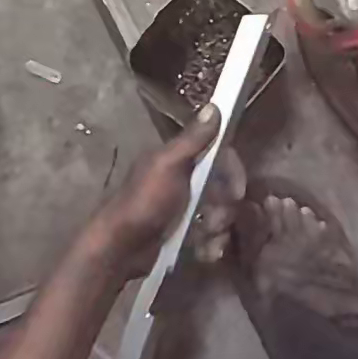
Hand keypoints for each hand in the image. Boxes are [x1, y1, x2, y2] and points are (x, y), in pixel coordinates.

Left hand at [86, 105, 221, 273]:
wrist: (119, 250)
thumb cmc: (145, 202)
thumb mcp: (169, 165)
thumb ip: (193, 139)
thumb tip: (214, 106)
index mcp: (177, 157)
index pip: (216, 153)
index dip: (231, 169)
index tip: (238, 190)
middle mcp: (181, 177)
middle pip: (220, 185)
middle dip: (225, 204)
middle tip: (217, 220)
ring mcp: (181, 206)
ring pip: (217, 210)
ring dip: (219, 226)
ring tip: (207, 239)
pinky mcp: (180, 231)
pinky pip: (207, 233)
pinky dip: (210, 242)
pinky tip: (205, 251)